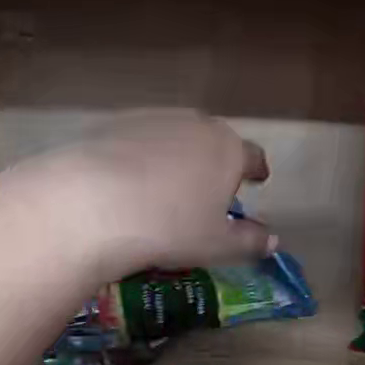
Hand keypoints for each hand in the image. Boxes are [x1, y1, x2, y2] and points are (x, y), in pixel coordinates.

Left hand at [0, 110, 273, 283]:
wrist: (92, 204)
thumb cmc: (171, 227)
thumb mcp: (218, 245)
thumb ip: (249, 241)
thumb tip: (271, 241)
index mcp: (228, 149)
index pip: (253, 156)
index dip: (256, 170)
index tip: (257, 180)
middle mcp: (195, 124)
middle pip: (214, 141)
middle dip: (215, 162)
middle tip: (208, 190)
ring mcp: (153, 119)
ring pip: (175, 137)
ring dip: (178, 156)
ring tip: (166, 188)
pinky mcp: (113, 123)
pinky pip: (138, 141)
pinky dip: (141, 156)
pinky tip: (128, 182)